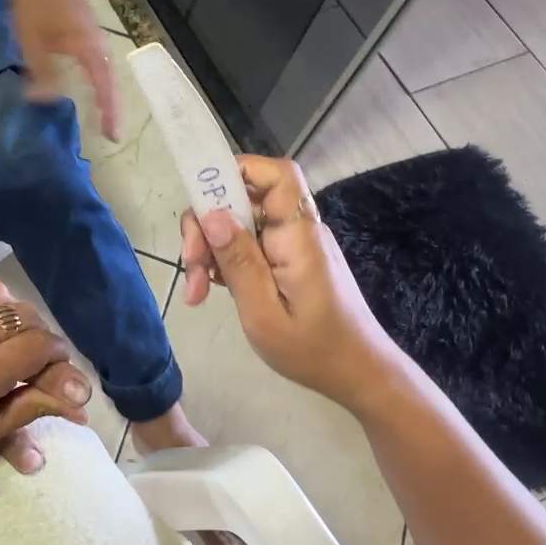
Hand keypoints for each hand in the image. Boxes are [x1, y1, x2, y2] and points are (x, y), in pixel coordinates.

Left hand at [10, 0, 120, 139]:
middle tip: (111, 132)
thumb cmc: (36, 1)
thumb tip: (45, 101)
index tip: (112, 135)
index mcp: (91, 47)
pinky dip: (96, 80)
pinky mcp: (85, 30)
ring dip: (105, 94)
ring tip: (103, 117)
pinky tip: (87, 88)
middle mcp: (98, 43)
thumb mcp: (32, 41)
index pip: (105, 87)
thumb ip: (41, 73)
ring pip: (105, 72)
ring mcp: (94, 35)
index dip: (109, 112)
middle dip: (112, 107)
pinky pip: (96, 62)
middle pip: (111, 81)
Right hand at [178, 156, 406, 407]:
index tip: (200, 202)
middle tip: (190, 268)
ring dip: (210, 250)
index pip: (277, 175)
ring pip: (239, 224)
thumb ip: (238, 262)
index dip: (237, 170)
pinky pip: (246, 245)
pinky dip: (223, 262)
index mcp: (298, 237)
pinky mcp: (284, 261)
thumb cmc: (312, 350)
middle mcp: (296, 231)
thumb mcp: (263, 313)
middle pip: (244, 199)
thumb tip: (211, 214)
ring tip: (196, 292)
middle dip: (207, 226)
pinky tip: (210, 290)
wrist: (355, 373)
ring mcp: (290, 245)